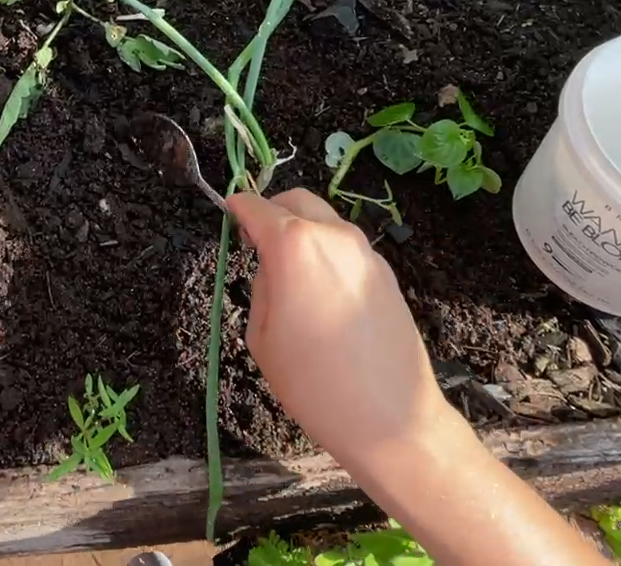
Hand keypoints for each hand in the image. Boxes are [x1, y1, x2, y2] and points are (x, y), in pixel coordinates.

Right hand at [225, 189, 459, 465]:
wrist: (392, 420)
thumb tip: (273, 268)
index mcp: (294, 245)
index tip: (228, 215)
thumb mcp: (262, 337)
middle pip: (295, 201)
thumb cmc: (314, 383)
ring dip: (301, 231)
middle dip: (272, 212)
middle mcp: (333, 235)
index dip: (237, 209)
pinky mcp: (386, 273)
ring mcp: (364, 252)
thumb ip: (262, 286)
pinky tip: (323, 295)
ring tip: (292, 274)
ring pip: (324, 220)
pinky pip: (345, 246)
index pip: (256, 207)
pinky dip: (326, 252)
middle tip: (257, 243)